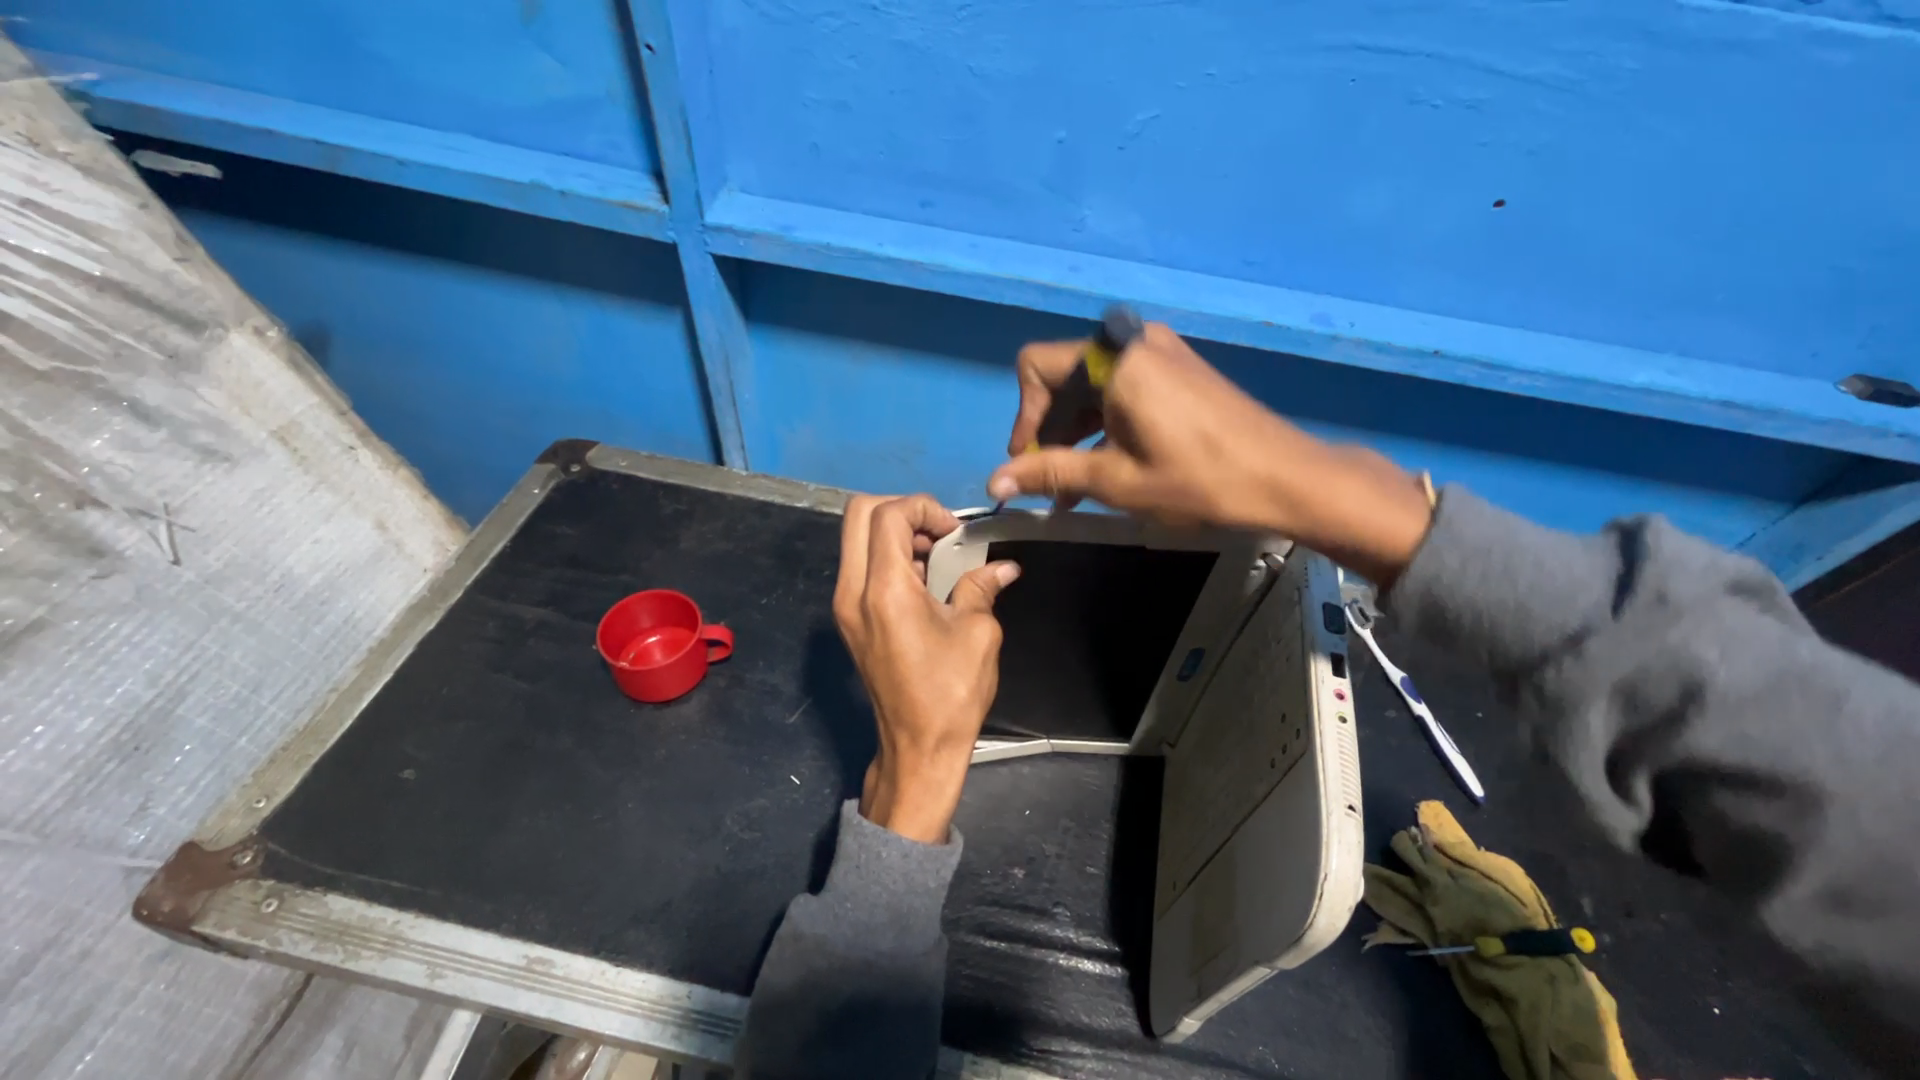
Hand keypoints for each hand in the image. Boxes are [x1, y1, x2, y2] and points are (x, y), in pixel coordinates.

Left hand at [834, 495, 1020, 843]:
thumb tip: (1002, 567)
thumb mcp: (978, 634)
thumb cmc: (951, 694)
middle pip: (859, 515)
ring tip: (935, 558)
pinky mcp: (849, 620)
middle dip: (903, 511)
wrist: (917, 748)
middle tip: (939, 534)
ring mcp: (845, 606)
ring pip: (857, 540)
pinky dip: (889, 558)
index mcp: (884, 591)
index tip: (955, 533)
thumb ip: (981, 588)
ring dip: (895, 535)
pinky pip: (861, 567)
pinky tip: (924, 582)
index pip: (888, 515)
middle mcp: (853, 592)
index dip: (924, 507)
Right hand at [986, 322, 1433, 585]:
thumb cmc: (1198, 481)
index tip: (1029, 464)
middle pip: (1063, 374)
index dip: (1025, 417)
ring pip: (1092, 383)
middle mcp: (1133, 342)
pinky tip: (1108, 465)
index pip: (1036, 367)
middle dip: (1048, 428)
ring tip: (1075, 486)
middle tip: (1049, 483)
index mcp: (1114, 360)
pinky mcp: (1179, 369)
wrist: (1286, 478)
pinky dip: (1105, 422)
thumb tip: (994, 483)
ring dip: (1075, 430)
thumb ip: (1051, 472)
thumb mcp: (1116, 481)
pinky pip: (1122, 386)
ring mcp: (1161, 352)